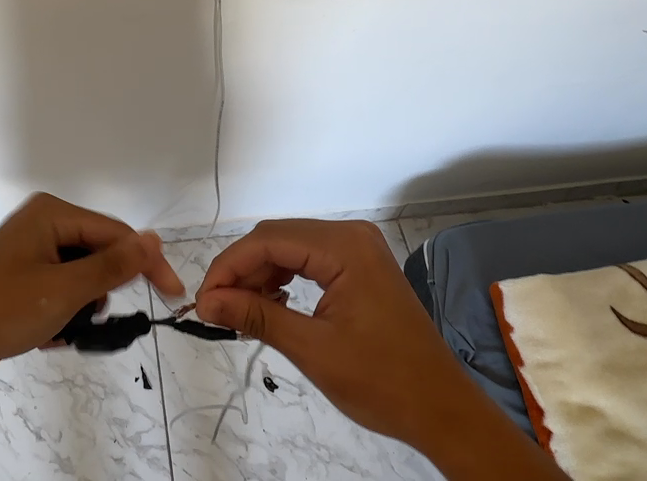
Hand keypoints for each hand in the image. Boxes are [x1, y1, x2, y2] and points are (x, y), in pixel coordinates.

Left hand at [0, 193, 184, 388]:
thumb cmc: (2, 310)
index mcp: (51, 213)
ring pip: (80, 277)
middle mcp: (41, 223)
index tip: (173, 295)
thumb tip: (154, 239)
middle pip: (98, 253)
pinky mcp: (20, 278)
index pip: (116, 233)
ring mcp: (28, 250)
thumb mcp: (65, 289)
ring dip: (81, 307)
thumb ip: (113, 265)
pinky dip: (61, 314)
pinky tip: (45, 335)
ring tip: (61, 330)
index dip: (146, 264)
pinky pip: (60, 290)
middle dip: (100, 292)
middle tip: (92, 319)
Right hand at [195, 220, 565, 478]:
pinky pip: (309, 260)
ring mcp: (358, 249)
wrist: (443, 410)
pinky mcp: (360, 267)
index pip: (268, 241)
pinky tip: (269, 305)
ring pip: (290, 248)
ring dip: (260, 276)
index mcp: (344, 247)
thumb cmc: (382, 381)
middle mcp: (351, 236)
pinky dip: (283, 279)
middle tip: (214, 307)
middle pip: (277, 239)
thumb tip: (206, 301)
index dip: (229, 267)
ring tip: (237, 311)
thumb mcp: (313, 349)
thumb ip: (257, 316)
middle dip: (241, 270)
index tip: (202, 300)